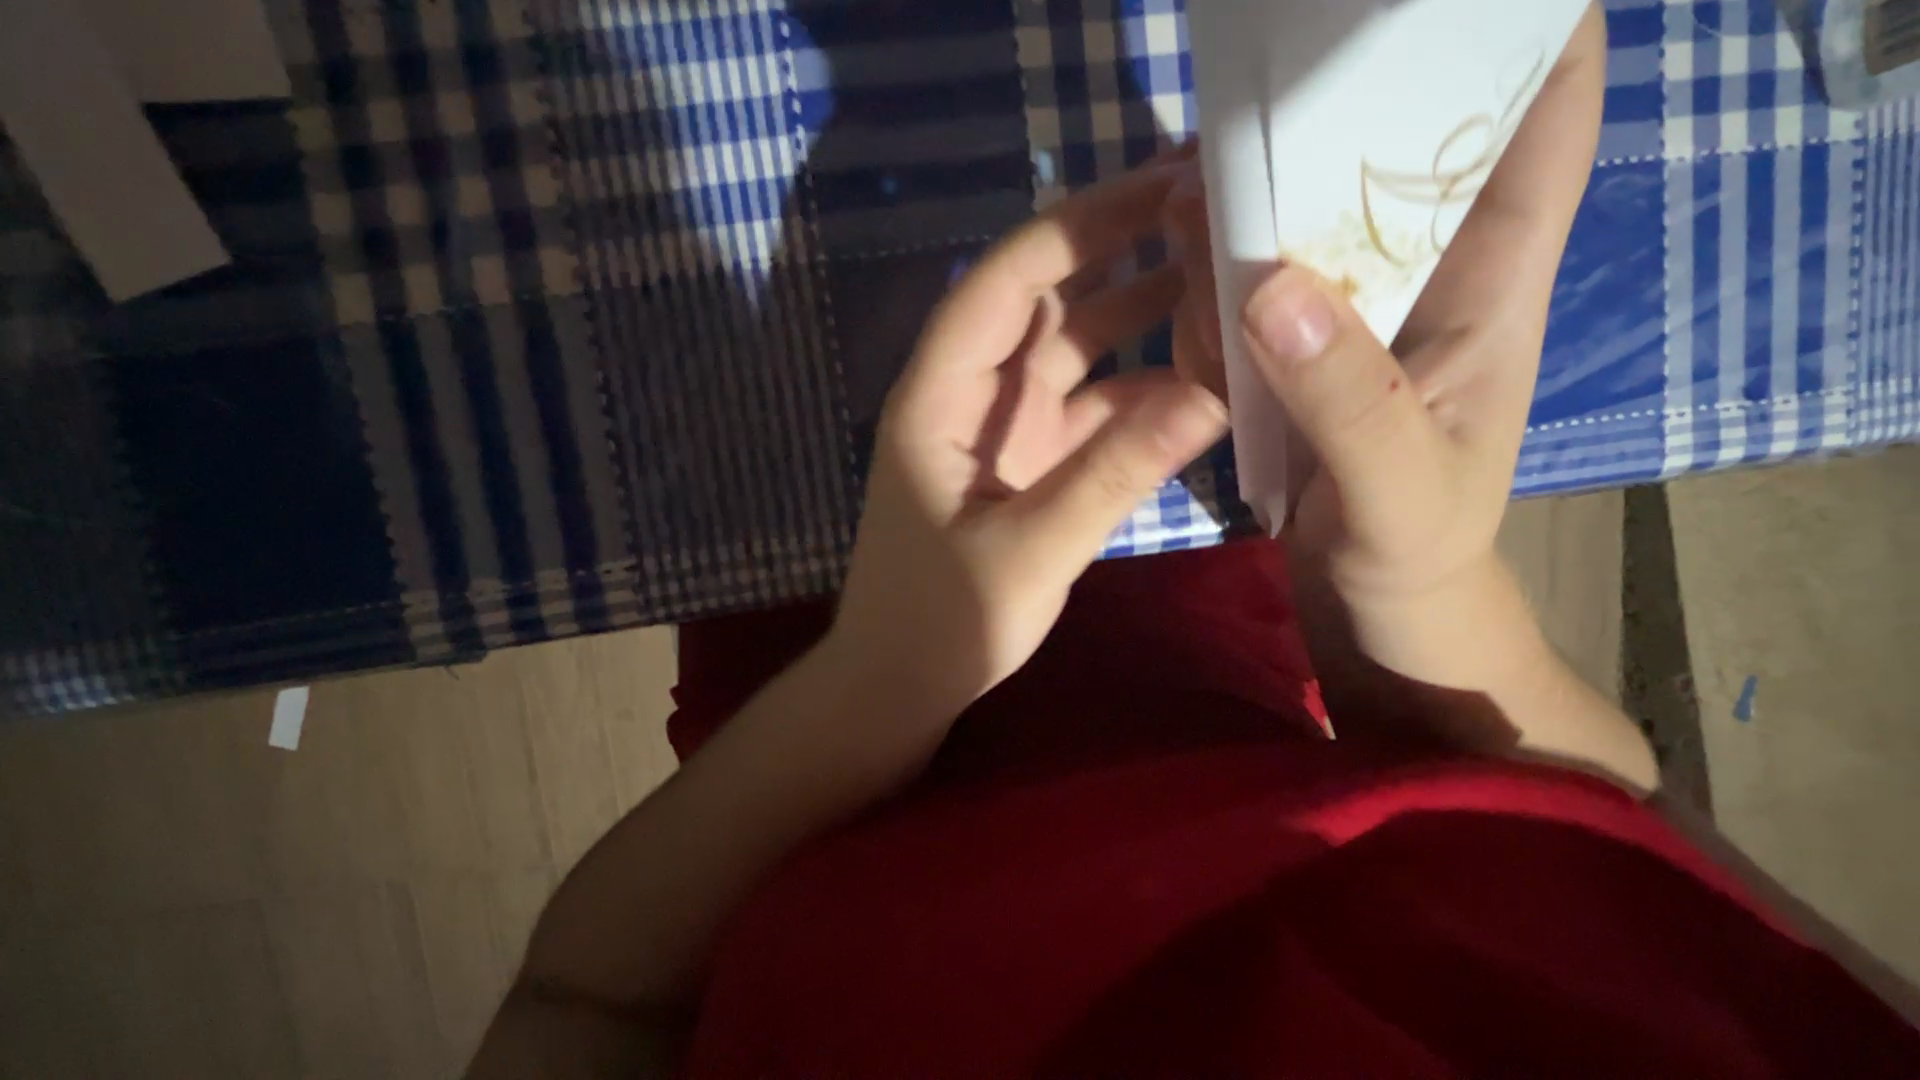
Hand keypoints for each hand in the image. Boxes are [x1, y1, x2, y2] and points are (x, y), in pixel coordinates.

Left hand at [828, 150, 1226, 716]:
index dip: (1083, 225)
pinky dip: (1145, 393)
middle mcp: (975, 394)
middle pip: (1050, 301)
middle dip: (1124, 253)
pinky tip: (1208, 381)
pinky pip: (1095, 409)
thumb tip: (1211, 389)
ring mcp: (1008, 428)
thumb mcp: (1029, 552)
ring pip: (1080, 351)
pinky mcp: (1034, 464)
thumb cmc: (941, 623)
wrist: (902, 685)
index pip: (1008, 280)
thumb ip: (1113, 473)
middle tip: (1217, 211)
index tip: (1167, 184)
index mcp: (943, 395)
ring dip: (1144, 319)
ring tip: (1232, 283)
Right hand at [1168, 4, 1607, 692]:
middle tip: (1237, 124)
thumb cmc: (1417, 560)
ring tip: (1183, 217)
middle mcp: (1417, 292)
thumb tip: (1270, 284)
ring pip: (1302, 230)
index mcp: (1484, 299)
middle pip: (1392, 167)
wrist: (1378, 618)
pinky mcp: (1296, 363)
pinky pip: (1249, 298)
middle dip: (1326, 130)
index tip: (1476, 3)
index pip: (1535, 149)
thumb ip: (1348, 397)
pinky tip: (1191, 329)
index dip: (1531, 58)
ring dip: (1240, 219)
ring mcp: (1350, 328)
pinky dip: (1212, 297)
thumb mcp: (1396, 490)